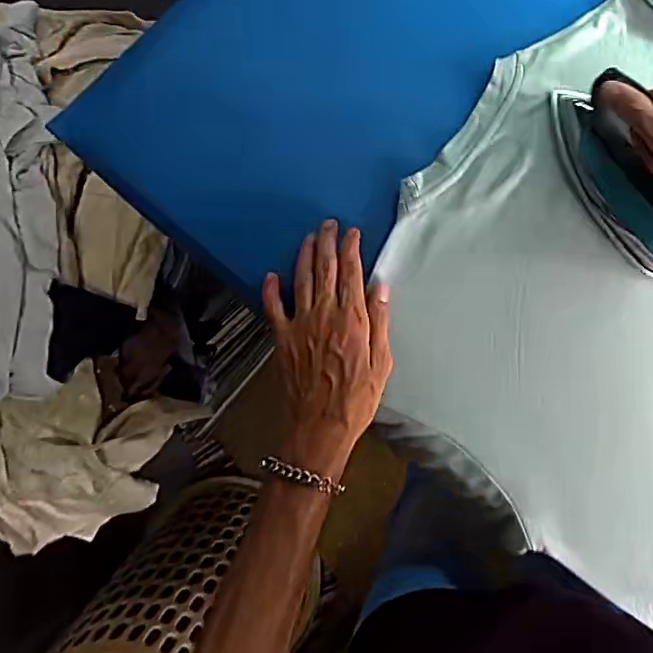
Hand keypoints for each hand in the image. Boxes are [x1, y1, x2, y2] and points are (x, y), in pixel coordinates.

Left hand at [261, 220, 392, 480]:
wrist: (320, 428)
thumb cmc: (358, 398)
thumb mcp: (382, 360)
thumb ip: (379, 320)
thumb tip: (380, 286)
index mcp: (352, 318)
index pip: (352, 272)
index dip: (352, 248)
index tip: (353, 232)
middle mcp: (325, 314)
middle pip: (325, 268)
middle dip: (327, 242)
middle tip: (329, 224)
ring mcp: (300, 325)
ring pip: (301, 280)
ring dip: (304, 255)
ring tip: (309, 237)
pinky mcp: (282, 339)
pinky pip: (273, 309)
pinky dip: (271, 290)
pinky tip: (271, 275)